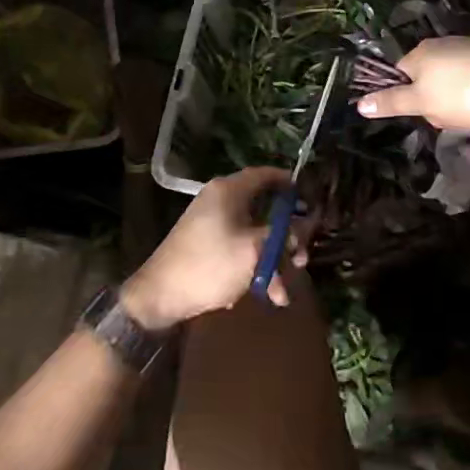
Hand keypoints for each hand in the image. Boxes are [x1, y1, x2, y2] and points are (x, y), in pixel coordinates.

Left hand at [120, 168, 302, 328]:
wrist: (161, 295)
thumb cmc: (211, 265)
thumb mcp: (254, 250)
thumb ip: (281, 236)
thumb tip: (298, 230)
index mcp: (229, 191)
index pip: (264, 174)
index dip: (288, 182)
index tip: (308, 197)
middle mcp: (219, 200)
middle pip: (263, 211)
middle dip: (285, 239)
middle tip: (301, 260)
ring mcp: (210, 223)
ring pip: (252, 236)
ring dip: (271, 263)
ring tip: (281, 294)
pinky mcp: (205, 245)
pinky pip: (237, 250)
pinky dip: (251, 268)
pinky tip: (257, 294)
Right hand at [355, 37, 469, 129]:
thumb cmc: (465, 93)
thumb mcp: (422, 103)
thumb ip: (391, 102)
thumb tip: (359, 104)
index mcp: (420, 52)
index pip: (399, 75)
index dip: (407, 98)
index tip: (422, 113)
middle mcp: (442, 45)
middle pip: (426, 81)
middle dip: (435, 104)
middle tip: (448, 118)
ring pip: (451, 84)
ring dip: (457, 104)